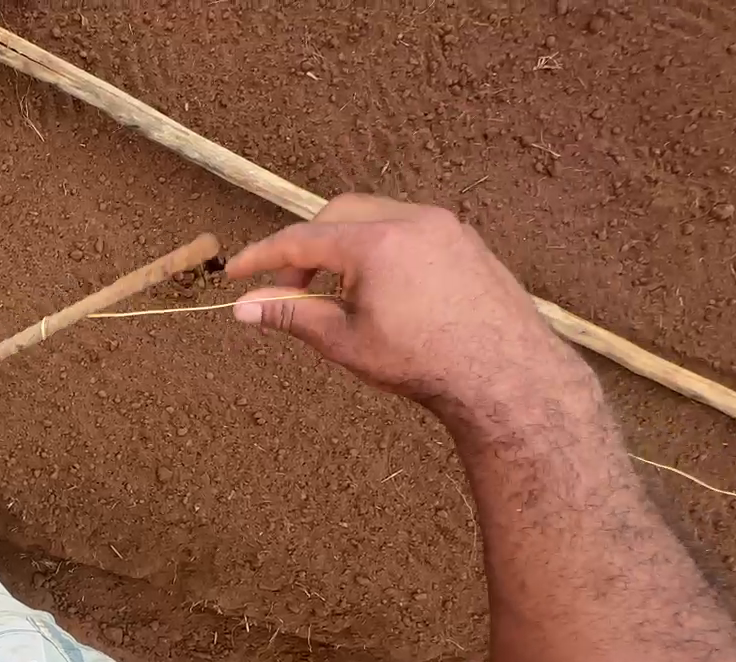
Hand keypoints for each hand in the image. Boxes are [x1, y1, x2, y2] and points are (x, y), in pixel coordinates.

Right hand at [225, 194, 594, 429]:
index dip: (260, 256)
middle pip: (334, 214)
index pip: (300, 239)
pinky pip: (400, 227)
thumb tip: (242, 308)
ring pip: (369, 217)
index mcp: (376, 243)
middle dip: (301, 248)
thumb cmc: (417, 359)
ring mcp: (441, 226)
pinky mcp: (460, 239)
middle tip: (288, 291)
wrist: (502, 372)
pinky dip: (368, 248)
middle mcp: (411, 221)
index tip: (233, 272)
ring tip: (328, 295)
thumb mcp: (340, 339)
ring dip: (335, 247)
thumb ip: (289, 314)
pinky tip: (367, 289)